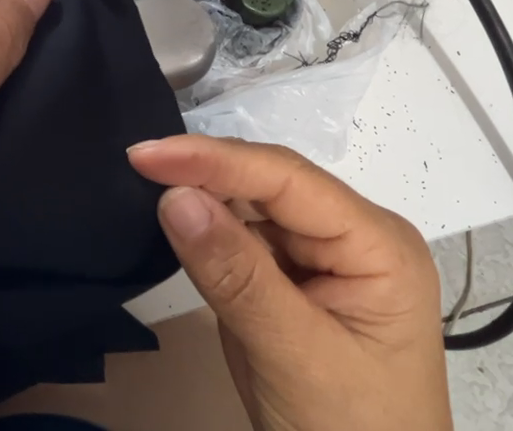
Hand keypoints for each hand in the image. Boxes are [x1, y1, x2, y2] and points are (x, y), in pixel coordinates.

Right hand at [129, 136, 450, 430]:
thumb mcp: (294, 358)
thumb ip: (236, 275)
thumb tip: (173, 196)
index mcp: (376, 244)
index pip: (286, 178)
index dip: (213, 159)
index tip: (145, 155)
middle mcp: (352, 235)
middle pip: (268, 183)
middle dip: (204, 170)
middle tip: (136, 162)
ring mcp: (320, 256)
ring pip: (250, 203)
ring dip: (201, 191)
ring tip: (145, 178)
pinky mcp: (289, 276)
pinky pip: (241, 235)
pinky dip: (205, 225)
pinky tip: (175, 214)